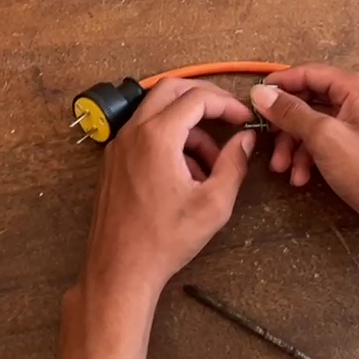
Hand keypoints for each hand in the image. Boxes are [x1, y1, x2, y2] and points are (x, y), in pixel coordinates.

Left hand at [79, 78, 254, 301]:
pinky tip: (185, 173)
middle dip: (203, 98)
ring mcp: (118, 145)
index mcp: (157, 136)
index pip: (196, 98)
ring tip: (209, 163)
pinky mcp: (113, 160)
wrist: (120, 269)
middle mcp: (133, 132)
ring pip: (157, 111)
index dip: (226, 103)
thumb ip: (234, 164)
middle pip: (171, 89)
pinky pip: (144, 132)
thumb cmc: (163, 240)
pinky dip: (168, 138)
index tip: (243, 118)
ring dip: (187, 124)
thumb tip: (245, 139)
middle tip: (227, 116)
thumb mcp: (213, 204)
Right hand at [248, 65, 358, 248]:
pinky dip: (311, 156)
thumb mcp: (324, 138)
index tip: (254, 98)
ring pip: (316, 124)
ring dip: (295, 145)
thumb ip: (291, 112)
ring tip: (282, 169)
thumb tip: (260, 91)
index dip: (280, 84)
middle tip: (267, 141)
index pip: (310, 73)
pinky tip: (301, 177)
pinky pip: (327, 141)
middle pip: (311, 100)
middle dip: (286, 123)